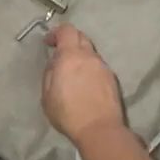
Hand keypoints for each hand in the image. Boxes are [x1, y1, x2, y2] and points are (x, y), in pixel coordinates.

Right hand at [42, 25, 126, 147]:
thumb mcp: (47, 95)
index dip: (56, 32)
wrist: (99, 129)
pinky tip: (84, 84)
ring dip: (80, 56)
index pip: (67, 31)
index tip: (49, 42)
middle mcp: (89, 57)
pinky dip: (89, 68)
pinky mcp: (112, 79)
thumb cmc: (67, 113)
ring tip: (72, 73)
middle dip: (69, 41)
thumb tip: (55, 63)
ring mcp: (103, 67)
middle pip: (81, 37)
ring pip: (90, 53)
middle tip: (60, 54)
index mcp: (70, 57)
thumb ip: (50, 73)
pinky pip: (98, 66)